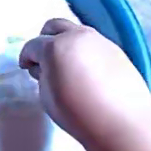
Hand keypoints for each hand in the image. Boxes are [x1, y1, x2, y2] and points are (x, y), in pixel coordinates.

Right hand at [18, 18, 150, 149]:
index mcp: (55, 46)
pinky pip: (94, 45)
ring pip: (76, 32)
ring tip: (68, 67)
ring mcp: (101, 42)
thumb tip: (46, 68)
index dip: (26, 58)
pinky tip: (87, 73)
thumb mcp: (45, 93)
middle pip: (54, 26)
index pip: (32, 45)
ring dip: (66, 44)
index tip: (27, 69)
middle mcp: (78, 37)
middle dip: (45, 40)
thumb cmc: (76, 112)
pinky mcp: (118, 51)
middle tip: (45, 60)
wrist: (123, 124)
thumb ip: (42, 73)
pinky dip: (85, 52)